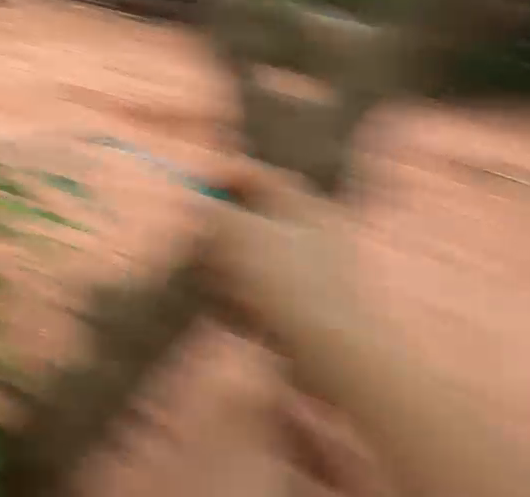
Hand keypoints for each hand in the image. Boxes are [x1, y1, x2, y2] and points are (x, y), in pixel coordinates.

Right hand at [197, 158, 362, 391]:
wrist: (336, 355)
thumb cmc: (287, 281)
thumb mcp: (237, 230)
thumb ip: (210, 209)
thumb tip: (198, 204)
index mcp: (305, 207)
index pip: (257, 176)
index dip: (221, 175)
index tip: (193, 188)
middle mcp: (309, 237)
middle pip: (242, 222)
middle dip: (216, 240)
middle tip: (206, 253)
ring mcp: (306, 277)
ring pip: (241, 262)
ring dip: (223, 278)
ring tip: (229, 296)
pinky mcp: (298, 311)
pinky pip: (252, 295)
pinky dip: (238, 304)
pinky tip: (242, 320)